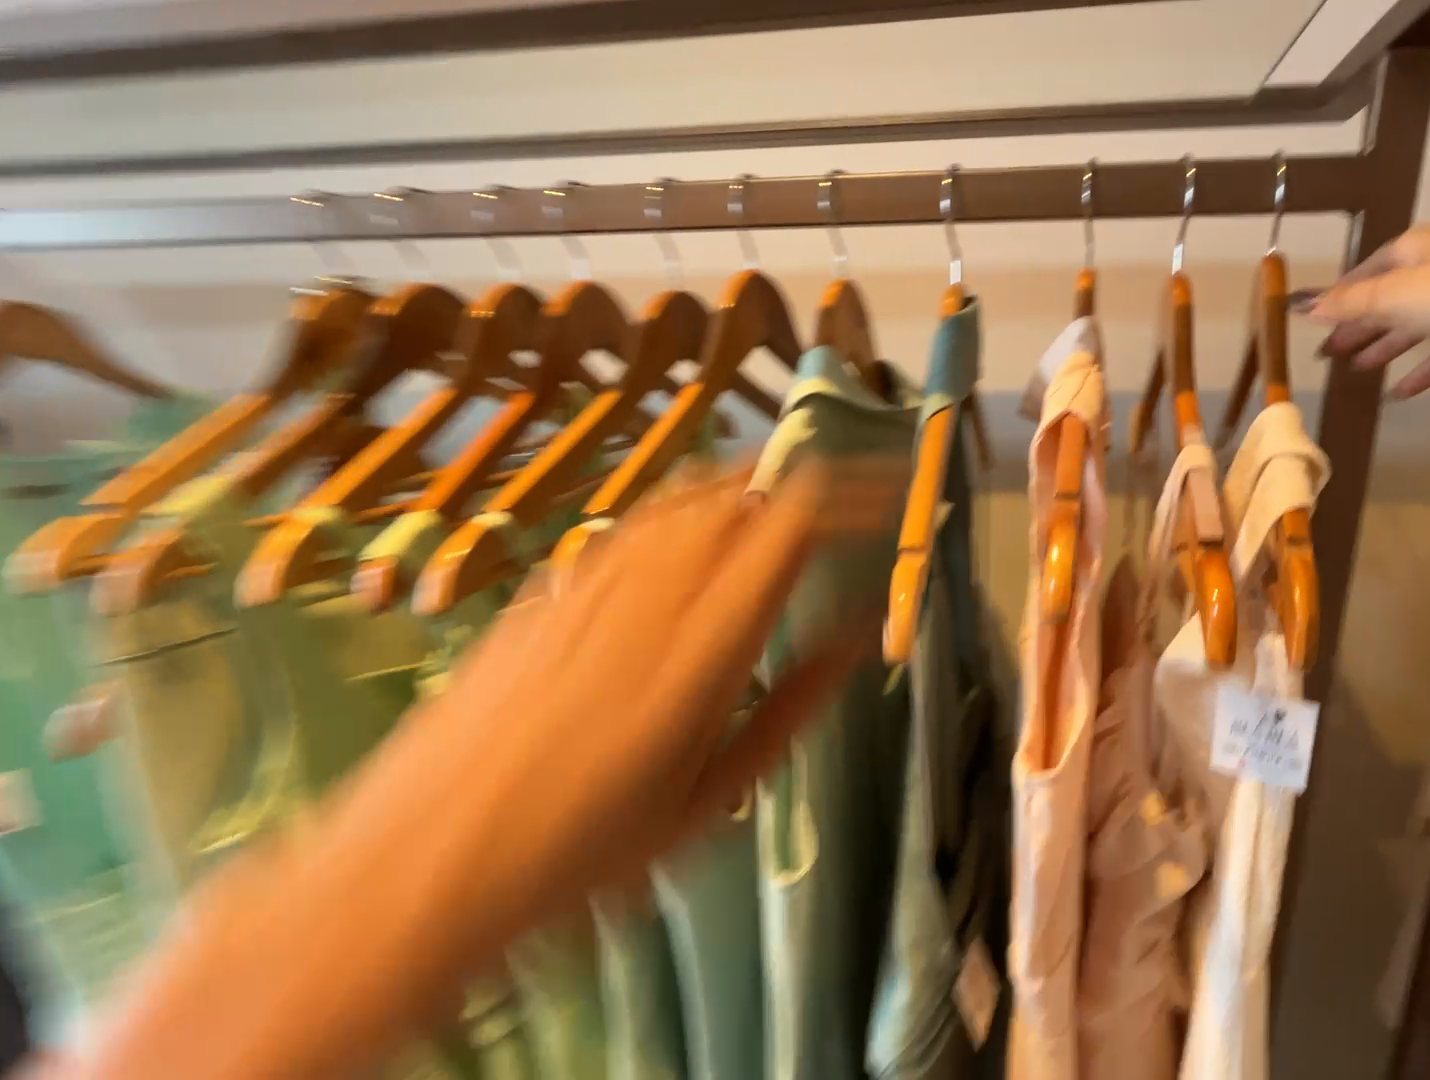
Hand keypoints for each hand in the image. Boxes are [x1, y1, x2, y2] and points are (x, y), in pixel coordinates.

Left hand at [70, 462, 882, 1079]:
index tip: (892, 495)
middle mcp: (655, 589)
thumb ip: (794, 704)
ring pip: (692, 493)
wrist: (427, 855)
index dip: (850, 494)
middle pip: (745, 492)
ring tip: (795, 492)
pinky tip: (706, 520)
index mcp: (706, 643)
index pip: (791, 525)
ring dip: (755, 481)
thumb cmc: (591, 844)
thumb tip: (860, 634)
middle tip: (855, 498)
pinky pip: (642, 515)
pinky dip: (695, 501)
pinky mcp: (559, 581)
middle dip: (813, 481)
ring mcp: (597, 577)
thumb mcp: (716, 794)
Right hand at [1308, 225, 1429, 398]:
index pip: (1360, 276)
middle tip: (1328, 356)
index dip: (1334, 302)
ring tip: (1358, 371)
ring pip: (1417, 323)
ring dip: (1386, 346)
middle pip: (1386, 299)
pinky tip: (1404, 391)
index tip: (1309, 327)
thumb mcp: (1402, 296)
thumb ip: (1352, 305)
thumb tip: (1301, 305)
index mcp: (1412, 250)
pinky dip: (1426, 366)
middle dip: (1357, 326)